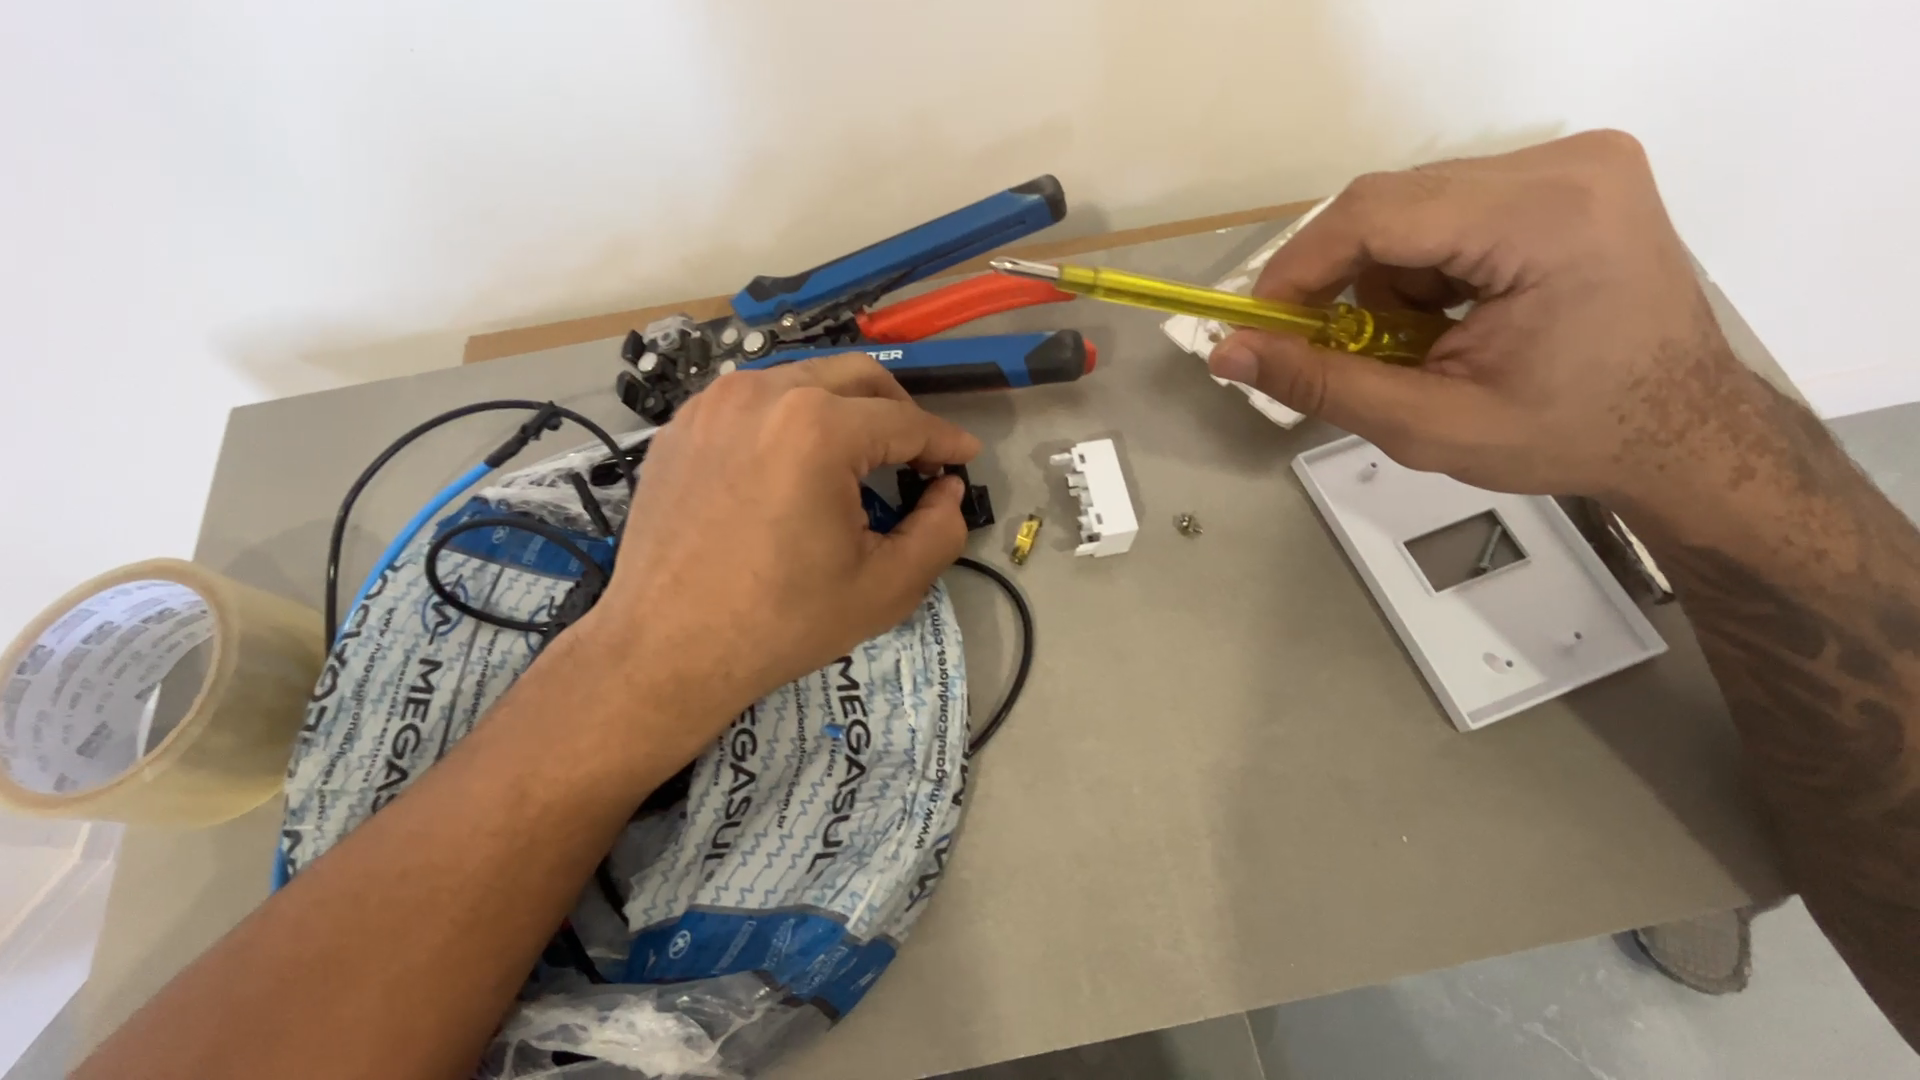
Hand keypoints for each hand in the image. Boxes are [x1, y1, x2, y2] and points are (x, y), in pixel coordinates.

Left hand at [578, 353, 980, 755]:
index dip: (944, 441)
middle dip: (898, 409)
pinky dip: (788, 418)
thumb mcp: (885, 588)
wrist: (666, 649)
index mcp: (819, 430)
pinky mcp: (682, 426)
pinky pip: (753, 401)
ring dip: (843, 407)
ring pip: (802, 379)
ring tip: (857, 455)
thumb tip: (947, 490)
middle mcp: (764, 395)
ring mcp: (714, 404)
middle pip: (857, 377)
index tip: (965, 457)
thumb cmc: (781, 622)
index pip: (905, 421)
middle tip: (915, 453)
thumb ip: (940, 530)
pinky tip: (792, 463)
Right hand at [1209, 130, 1760, 504]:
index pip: (1378, 212)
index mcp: (1546, 219)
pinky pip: (1448, 210)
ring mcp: (1574, 164)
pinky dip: (1421, 269)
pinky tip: (1447, 318)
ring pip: (1412, 207)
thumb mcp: (1428, 425)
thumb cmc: (1566, 437)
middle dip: (1340, 279)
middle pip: (1391, 202)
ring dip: (1384, 279)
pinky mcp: (1569, 178)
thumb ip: (1320, 384)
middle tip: (1327, 348)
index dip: (1299, 268)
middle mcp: (1565, 165)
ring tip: (1415, 345)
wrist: (1683, 431)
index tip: (1260, 327)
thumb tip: (1225, 353)